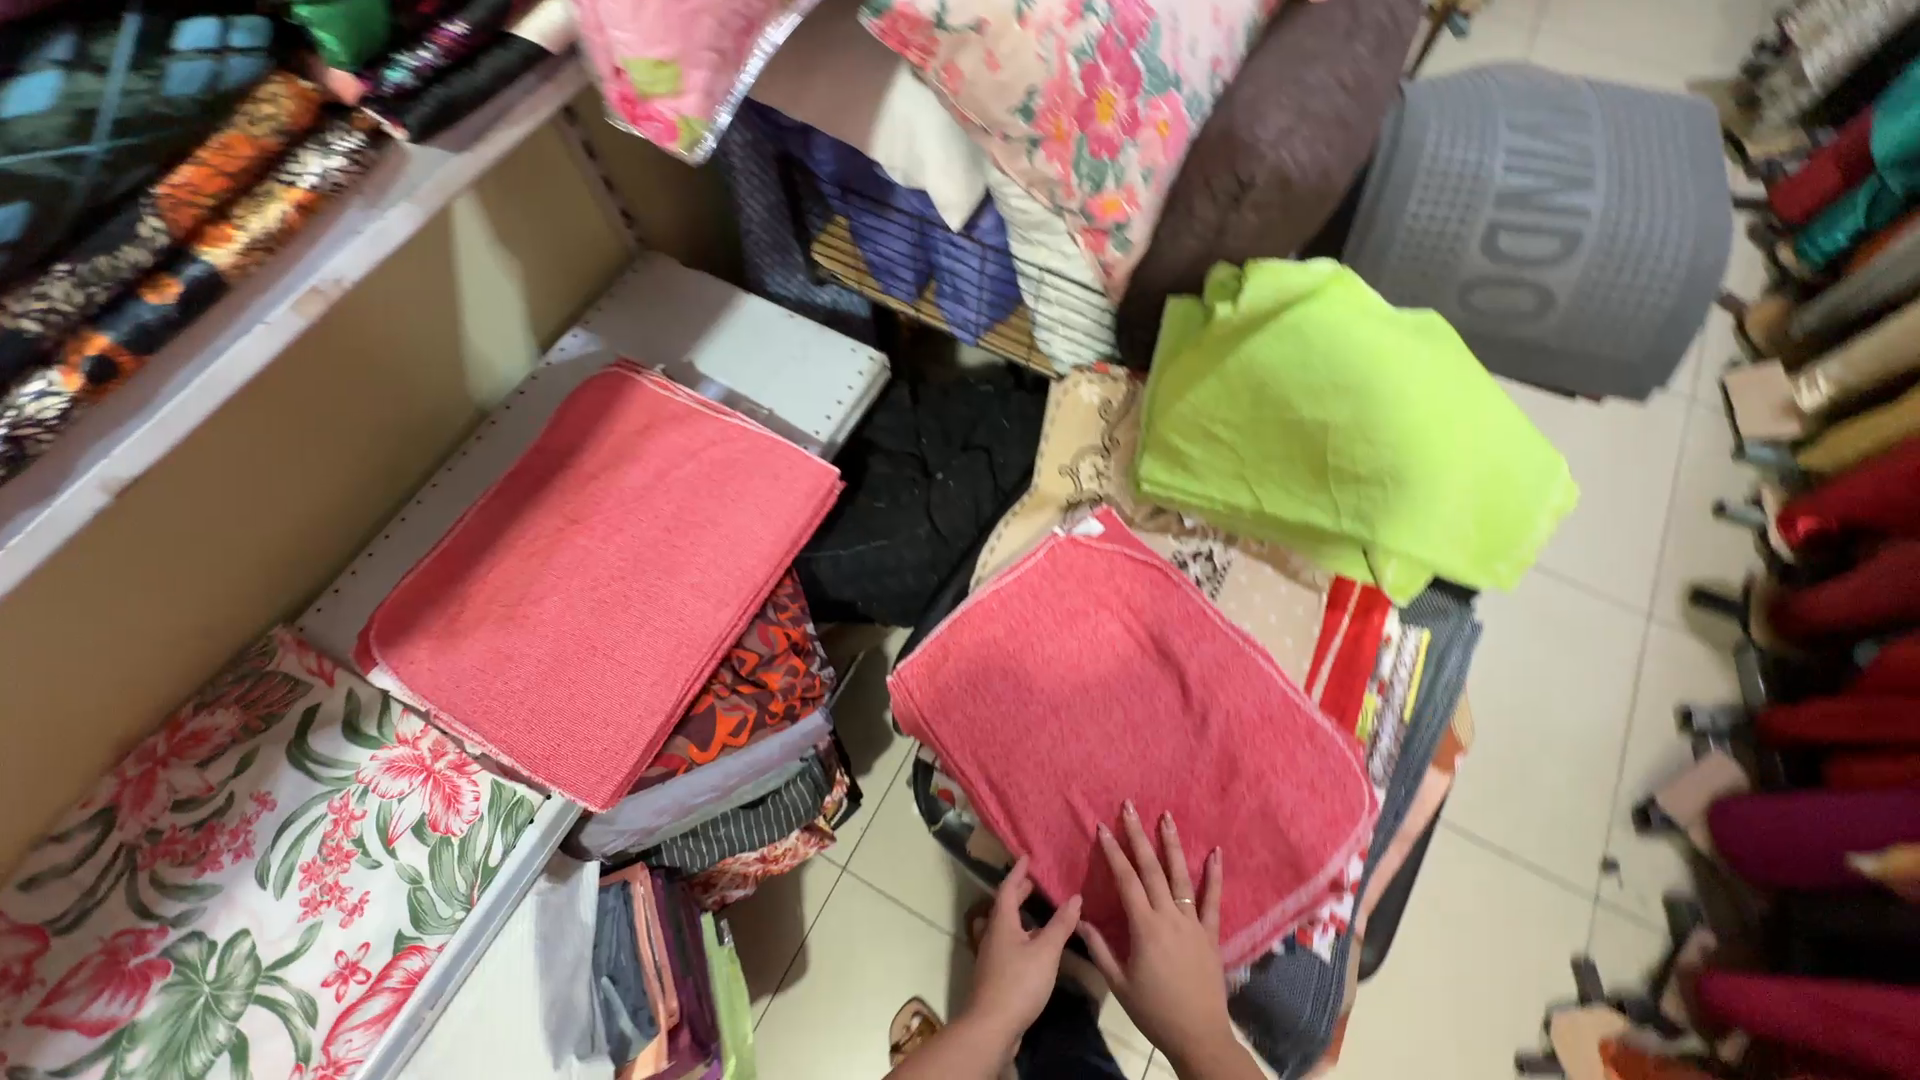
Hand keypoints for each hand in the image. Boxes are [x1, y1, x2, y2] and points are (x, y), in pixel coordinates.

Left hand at [962, 856, 1084, 1043]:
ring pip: (1005, 927)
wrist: (991, 1026)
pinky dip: (1021, 936)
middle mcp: (993, 934)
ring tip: (1038, 913)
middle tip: (1034, 883)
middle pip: (1004, 906)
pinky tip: (1035, 948)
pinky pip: (1008, 944)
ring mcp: (992, 956)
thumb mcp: (1046, 951)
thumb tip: (1075, 897)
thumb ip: (1060, 925)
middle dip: (1018, 893)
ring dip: (1020, 916)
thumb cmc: (1018, 982)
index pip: (1008, 888)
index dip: (1018, 872)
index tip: (1027, 857)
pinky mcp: (995, 975)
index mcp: (1002, 922)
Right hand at [1080, 802, 1243, 1075]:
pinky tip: (1215, 853)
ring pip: (1181, 876)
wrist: (1199, 1036)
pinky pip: (1213, 901)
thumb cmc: (1154, 1012)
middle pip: (1151, 869)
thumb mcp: (1118, 984)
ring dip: (1172, 845)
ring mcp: (1193, 923)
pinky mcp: (1211, 934)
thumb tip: (1080, 919)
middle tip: (1129, 807)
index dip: (1113, 852)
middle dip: (1138, 836)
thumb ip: (1099, 949)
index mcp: (1145, 928)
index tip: (1102, 828)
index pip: (1126, 881)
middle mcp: (1169, 917)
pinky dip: (1214, 876)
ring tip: (1166, 817)